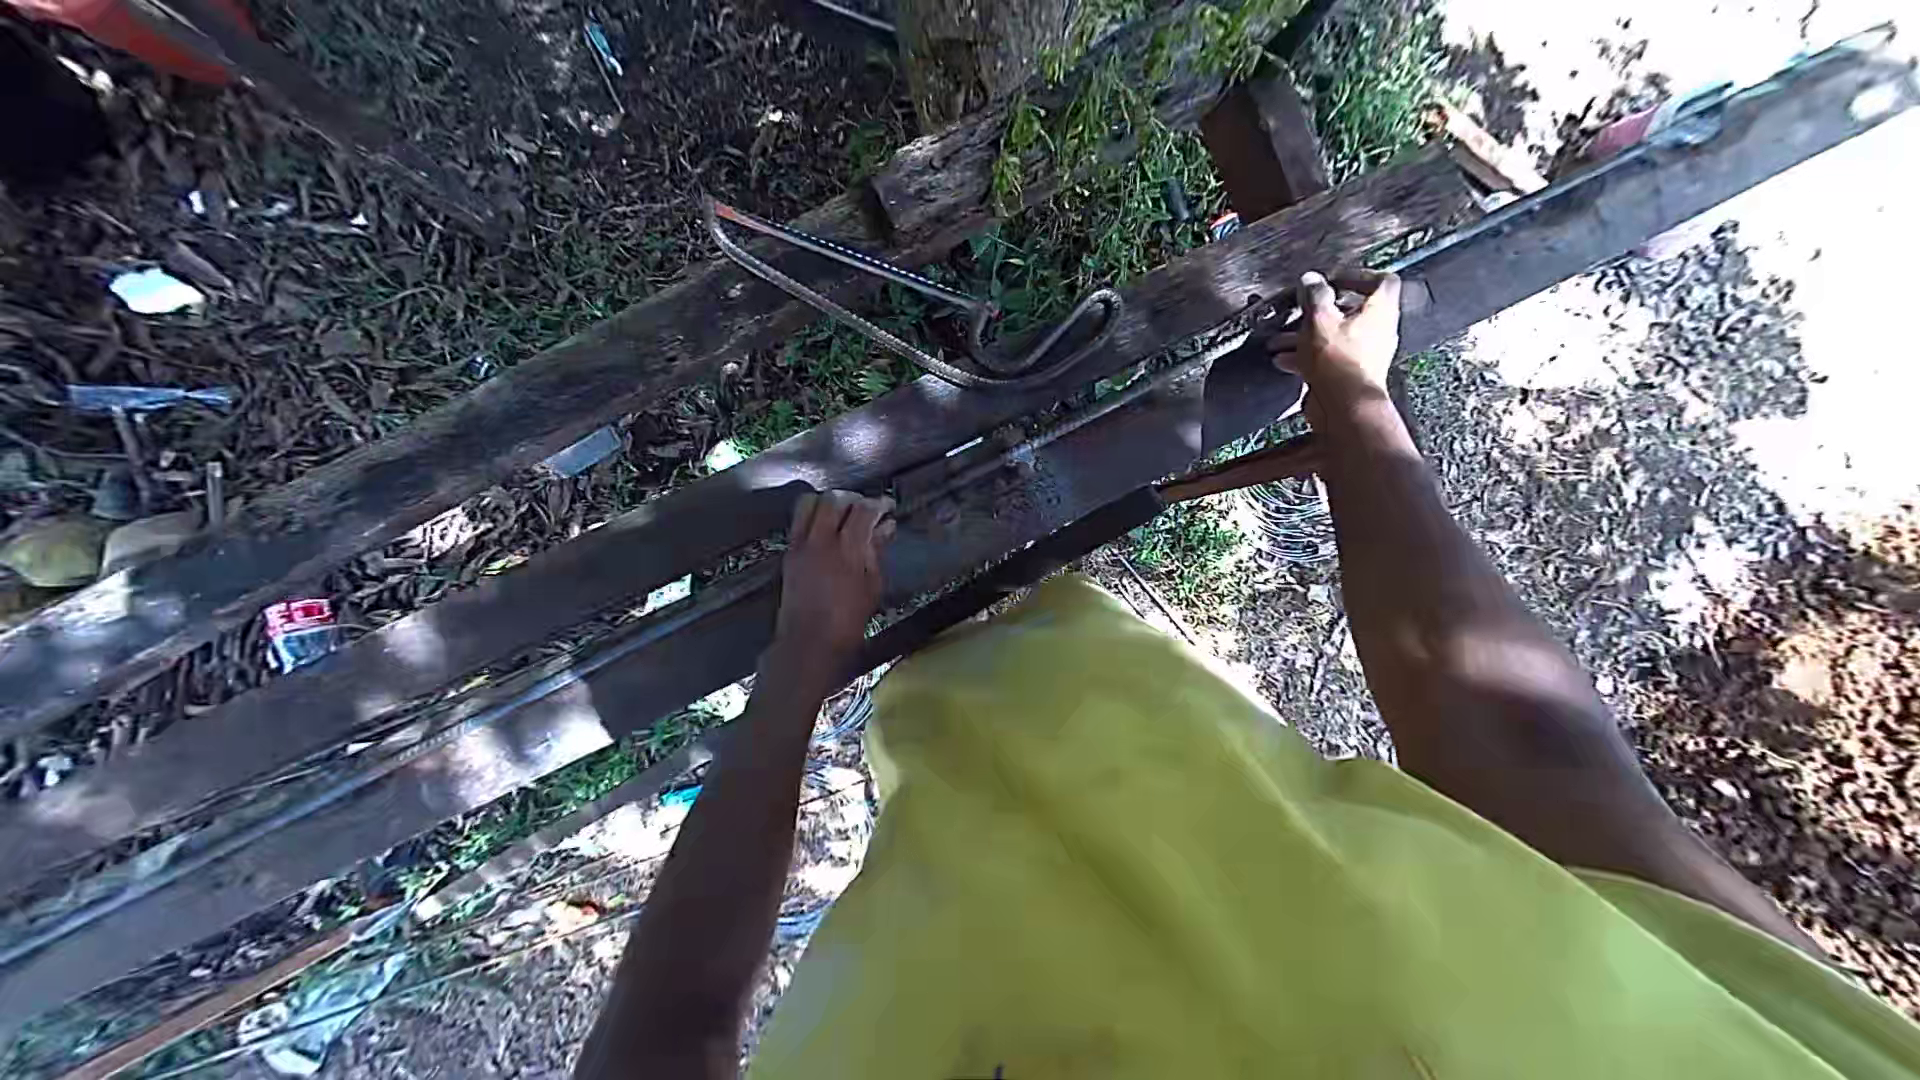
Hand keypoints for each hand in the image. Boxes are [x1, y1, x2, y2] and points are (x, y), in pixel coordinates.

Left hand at [774, 490, 895, 665]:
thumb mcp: (872, 585)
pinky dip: (814, 515)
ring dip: (829, 501)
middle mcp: (820, 541)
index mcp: (847, 550)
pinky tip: (827, 528)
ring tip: (843, 513)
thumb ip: (876, 550)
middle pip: (834, 499)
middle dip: (854, 498)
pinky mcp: (788, 552)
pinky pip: (799, 520)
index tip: (888, 506)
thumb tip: (885, 527)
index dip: (879, 503)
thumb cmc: (849, 620)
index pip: (864, 510)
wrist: (810, 642)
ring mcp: (800, 545)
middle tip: (866, 508)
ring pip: (810, 502)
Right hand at [1265, 270, 1401, 404]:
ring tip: (1280, 341)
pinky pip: (1328, 358)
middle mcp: (1377, 331)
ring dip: (1307, 336)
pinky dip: (1307, 356)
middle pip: (1351, 311)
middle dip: (1320, 312)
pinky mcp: (1349, 374)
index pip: (1381, 281)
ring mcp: (1364, 354)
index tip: (1334, 280)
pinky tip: (1284, 360)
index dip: (1358, 276)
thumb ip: (1315, 296)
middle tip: (1299, 311)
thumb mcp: (1320, 320)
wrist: (1343, 404)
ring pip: (1334, 336)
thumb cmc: (1338, 360)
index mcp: (1380, 311)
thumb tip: (1311, 280)